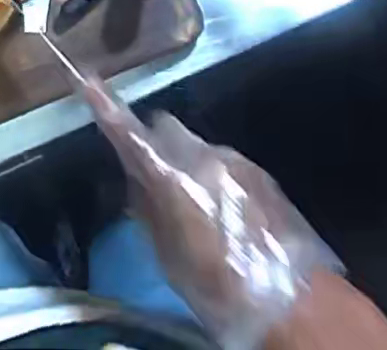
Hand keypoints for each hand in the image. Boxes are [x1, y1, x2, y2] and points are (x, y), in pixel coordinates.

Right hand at [78, 77, 344, 349]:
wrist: (299, 306)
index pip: (130, 133)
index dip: (106, 108)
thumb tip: (136, 182)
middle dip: (154, 143)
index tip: (88, 80)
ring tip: (197, 209)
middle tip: (154, 180)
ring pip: (194, 146)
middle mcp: (202, 156)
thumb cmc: (222, 291)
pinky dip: (213, 177)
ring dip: (186, 164)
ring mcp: (233, 158)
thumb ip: (147, 210)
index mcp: (174, 179)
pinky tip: (225, 214)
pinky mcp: (257, 169)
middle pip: (165, 128)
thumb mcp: (169, 259)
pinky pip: (221, 161)